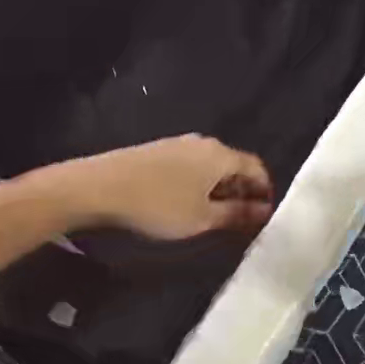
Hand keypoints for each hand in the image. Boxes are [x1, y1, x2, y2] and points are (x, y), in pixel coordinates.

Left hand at [42, 134, 274, 239]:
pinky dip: (199, 185)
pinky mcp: (158, 151)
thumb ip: (236, 215)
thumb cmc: (158, 206)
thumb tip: (264, 212)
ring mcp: (178, 144)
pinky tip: (187, 205)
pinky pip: (191, 167)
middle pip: (234, 165)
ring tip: (215, 217)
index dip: (265, 191)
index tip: (264, 215)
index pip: (256, 167)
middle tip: (242, 221)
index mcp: (220, 155)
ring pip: (211, 167)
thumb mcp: (202, 219)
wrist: (99, 188)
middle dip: (242, 191)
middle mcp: (203, 143)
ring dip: (219, 190)